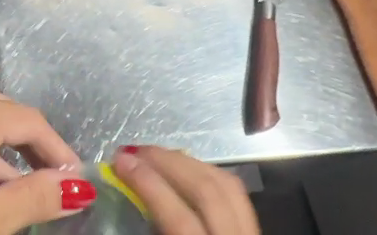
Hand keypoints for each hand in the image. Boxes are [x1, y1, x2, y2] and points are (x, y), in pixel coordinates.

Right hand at [110, 146, 259, 234]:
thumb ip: (149, 229)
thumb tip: (123, 188)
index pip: (178, 217)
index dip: (146, 184)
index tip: (119, 160)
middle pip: (206, 189)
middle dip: (166, 161)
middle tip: (133, 150)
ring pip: (227, 183)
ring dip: (188, 162)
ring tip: (156, 155)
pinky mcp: (257, 230)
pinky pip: (236, 193)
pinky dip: (209, 173)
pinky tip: (187, 170)